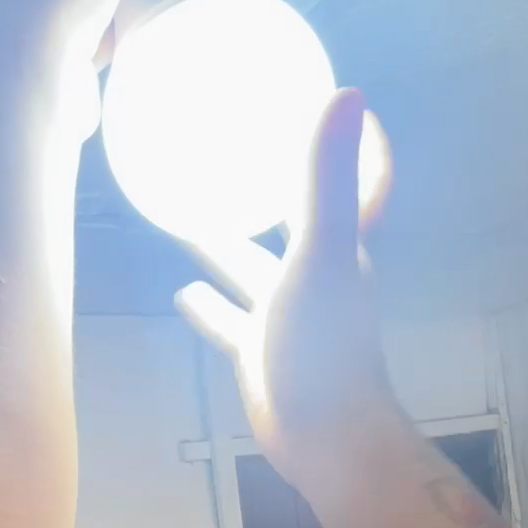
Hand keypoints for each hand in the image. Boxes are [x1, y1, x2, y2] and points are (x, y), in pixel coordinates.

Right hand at [177, 88, 398, 492]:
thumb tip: (346, 91)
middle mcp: (309, 273)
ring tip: (181, 219)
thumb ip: (325, 183)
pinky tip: (181, 293)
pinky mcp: (255, 350)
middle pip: (275, 221)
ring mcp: (279, 314)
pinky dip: (205, 304)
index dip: (306, 143)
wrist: (325, 435)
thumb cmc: (325, 346)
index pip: (323, 178)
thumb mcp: (322, 255)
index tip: (282, 102)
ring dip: (217, 246)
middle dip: (249, 192)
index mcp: (332, 243)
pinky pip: (224, 317)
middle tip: (208, 158)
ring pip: (243, 268)